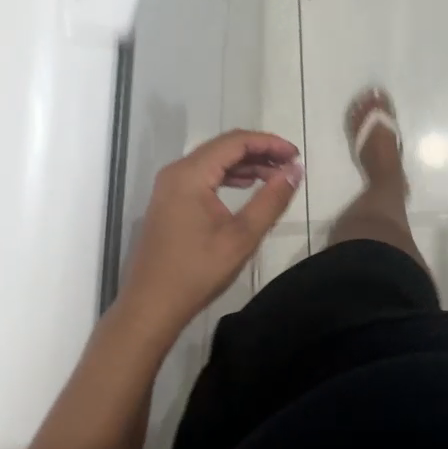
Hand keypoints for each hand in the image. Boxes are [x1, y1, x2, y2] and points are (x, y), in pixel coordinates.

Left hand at [119, 131, 303, 333]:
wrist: (151, 307)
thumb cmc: (197, 271)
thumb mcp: (242, 236)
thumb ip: (271, 199)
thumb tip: (295, 170)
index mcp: (191, 174)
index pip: (236, 142)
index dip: (269, 143)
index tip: (296, 155)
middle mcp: (176, 171)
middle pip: (223, 147)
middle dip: (259, 152)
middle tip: (289, 165)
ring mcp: (169, 186)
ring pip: (213, 161)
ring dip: (245, 165)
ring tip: (275, 176)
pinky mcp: (168, 201)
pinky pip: (203, 176)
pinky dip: (228, 177)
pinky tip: (247, 187)